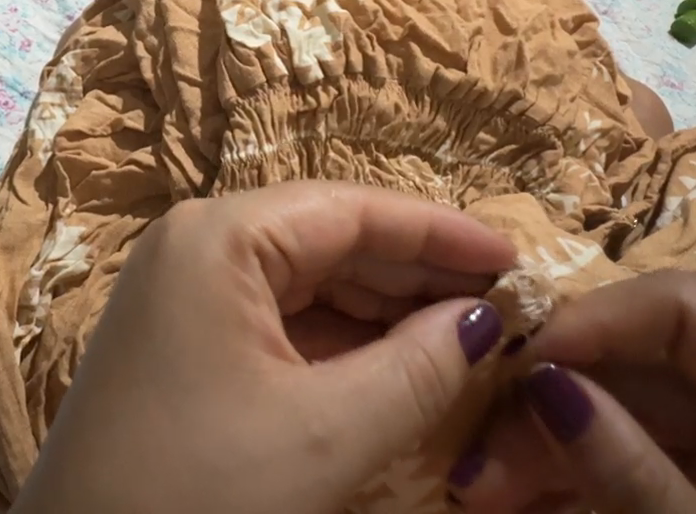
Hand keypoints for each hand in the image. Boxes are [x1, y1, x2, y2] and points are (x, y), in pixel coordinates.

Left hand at [8, 181, 517, 513]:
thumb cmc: (199, 493)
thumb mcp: (324, 435)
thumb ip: (417, 368)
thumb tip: (482, 321)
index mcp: (220, 234)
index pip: (348, 209)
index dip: (436, 229)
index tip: (512, 254)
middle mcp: (198, 241)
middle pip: (326, 237)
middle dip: (413, 270)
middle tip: (500, 301)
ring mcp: (185, 284)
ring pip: (304, 277)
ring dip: (380, 305)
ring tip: (463, 329)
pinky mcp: (183, 330)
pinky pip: (277, 314)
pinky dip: (337, 336)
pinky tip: (395, 356)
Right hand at [450, 272, 695, 513]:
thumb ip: (640, 482)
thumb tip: (542, 383)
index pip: (684, 309)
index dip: (592, 319)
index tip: (514, 365)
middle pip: (633, 363)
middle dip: (545, 402)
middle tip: (474, 462)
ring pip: (615, 410)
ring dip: (541, 444)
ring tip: (478, 490)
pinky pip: (624, 457)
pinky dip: (568, 476)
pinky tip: (513, 499)